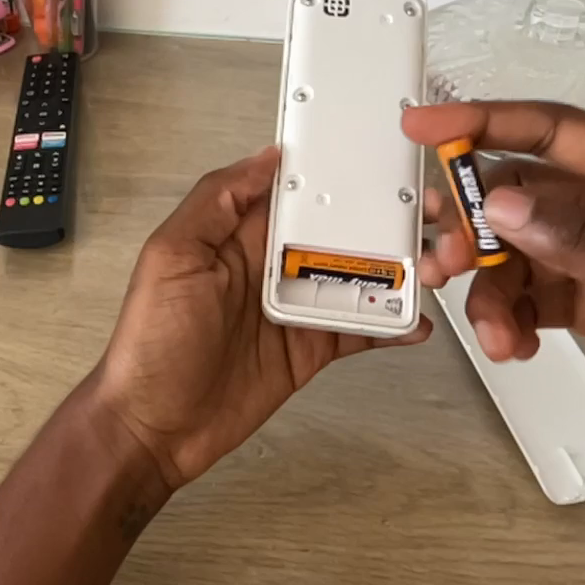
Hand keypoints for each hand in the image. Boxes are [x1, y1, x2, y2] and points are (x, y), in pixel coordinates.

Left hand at [94, 146, 431, 489]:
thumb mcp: (172, 257)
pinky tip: (415, 322)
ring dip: (395, 272)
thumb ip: (216, 202)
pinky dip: (389, 326)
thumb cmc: (152, 342)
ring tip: (433, 266)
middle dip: (381, 222)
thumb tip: (263, 158)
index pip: (296, 195)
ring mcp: (291, 310)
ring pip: (355, 279)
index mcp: (237, 237)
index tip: (378, 164)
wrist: (155, 427)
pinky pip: (357, 331)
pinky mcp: (306, 351)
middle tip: (425, 216)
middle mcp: (268, 268)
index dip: (335, 179)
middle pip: (335, 234)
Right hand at [404, 101, 584, 481]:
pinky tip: (513, 349)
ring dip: (491, 290)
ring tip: (492, 334)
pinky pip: (531, 300)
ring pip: (517, 256)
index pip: (558, 133)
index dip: (485, 120)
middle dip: (474, 227)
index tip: (419, 125)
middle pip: (522, 197)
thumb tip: (501, 204)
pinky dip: (510, 320)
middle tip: (440, 262)